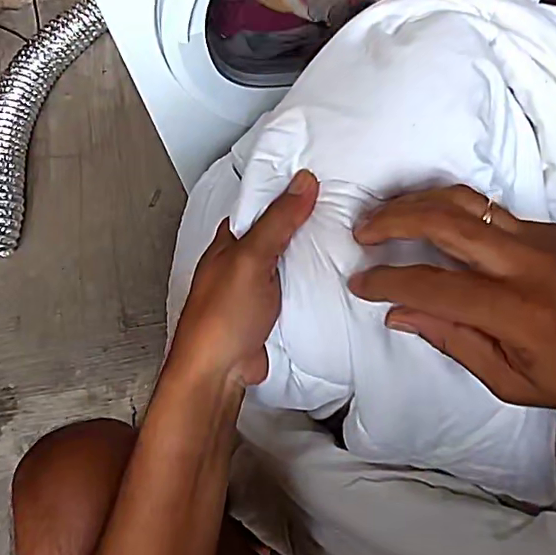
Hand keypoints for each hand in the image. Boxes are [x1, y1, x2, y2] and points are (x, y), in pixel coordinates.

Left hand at [166, 170, 318, 393]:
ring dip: (306, 254)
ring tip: (336, 240)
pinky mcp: (267, 311)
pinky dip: (307, 282)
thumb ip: (277, 221)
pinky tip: (324, 279)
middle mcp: (239, 262)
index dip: (285, 192)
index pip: (260, 205)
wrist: (219, 371)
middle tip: (335, 210)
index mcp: (228, 242)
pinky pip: (292, 287)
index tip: (316, 182)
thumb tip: (301, 184)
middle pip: (276, 232)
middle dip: (301, 223)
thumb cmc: (219, 319)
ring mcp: (253, 287)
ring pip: (285, 260)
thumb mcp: (252, 258)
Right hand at [347, 185, 555, 421]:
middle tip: (362, 231)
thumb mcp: (511, 382)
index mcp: (517, 313)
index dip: (388, 282)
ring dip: (418, 201)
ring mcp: (541, 238)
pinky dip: (453, 212)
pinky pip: (490, 210)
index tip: (360, 284)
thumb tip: (400, 314)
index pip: (434, 286)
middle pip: (445, 221)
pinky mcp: (550, 229)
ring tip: (388, 214)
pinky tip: (436, 227)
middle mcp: (526, 264)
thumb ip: (453, 341)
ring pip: (466, 200)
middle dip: (393, 220)